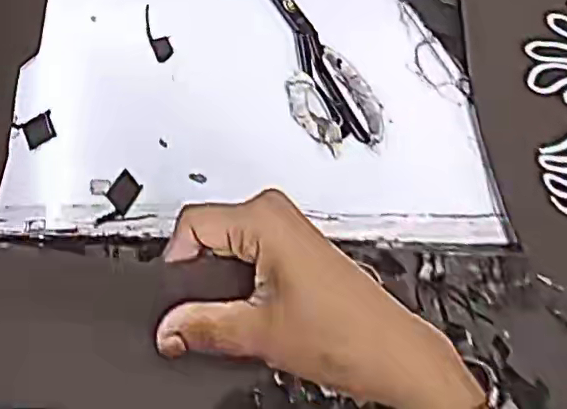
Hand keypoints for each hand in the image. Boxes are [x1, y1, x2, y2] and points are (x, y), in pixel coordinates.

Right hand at [156, 191, 483, 408]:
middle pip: (206, 229)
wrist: (399, 358)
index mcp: (262, 216)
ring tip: (237, 310)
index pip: (190, 225)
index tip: (179, 301)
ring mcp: (284, 220)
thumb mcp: (261, 335)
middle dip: (201, 272)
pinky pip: (245, 241)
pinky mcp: (291, 236)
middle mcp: (272, 208)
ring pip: (225, 237)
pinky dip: (240, 272)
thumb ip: (204, 326)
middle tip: (207, 311)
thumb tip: (167, 327)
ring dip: (221, 274)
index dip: (179, 266)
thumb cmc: (351, 338)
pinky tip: (254, 302)